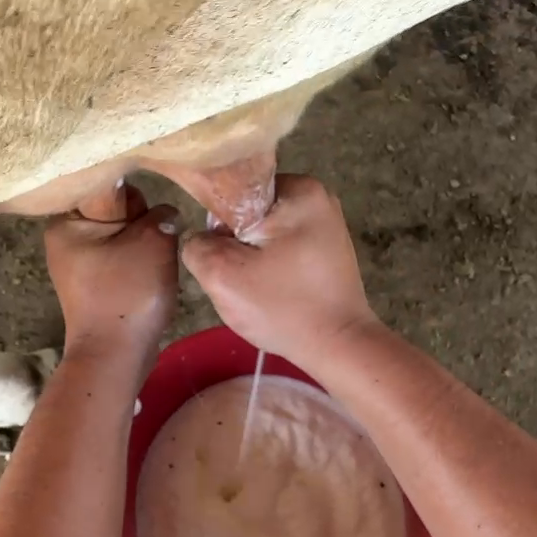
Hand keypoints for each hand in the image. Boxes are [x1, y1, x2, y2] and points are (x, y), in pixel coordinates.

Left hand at [44, 183, 179, 363]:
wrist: (116, 355)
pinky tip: (148, 279)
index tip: (148, 217)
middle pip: (116, 211)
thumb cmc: (127, 293)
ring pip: (124, 237)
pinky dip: (138, 266)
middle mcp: (65, 238)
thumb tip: (165, 215)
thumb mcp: (153, 240)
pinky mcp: (92, 284)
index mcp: (66, 220)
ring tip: (153, 265)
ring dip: (144, 247)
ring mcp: (78, 263)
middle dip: (142, 225)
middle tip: (154, 246)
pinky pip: (122, 260)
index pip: (107, 186)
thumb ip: (162, 214)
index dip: (136, 198)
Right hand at [181, 174, 383, 365]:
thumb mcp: (222, 275)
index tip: (224, 258)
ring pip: (263, 232)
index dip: (218, 225)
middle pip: (249, 212)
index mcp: (297, 189)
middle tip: (240, 277)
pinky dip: (272, 265)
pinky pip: (282, 246)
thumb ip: (197, 245)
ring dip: (252, 257)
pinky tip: (275, 289)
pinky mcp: (328, 247)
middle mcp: (317, 194)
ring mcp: (326, 221)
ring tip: (259, 286)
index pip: (234, 191)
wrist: (338, 347)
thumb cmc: (284, 307)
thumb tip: (204, 239)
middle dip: (236, 243)